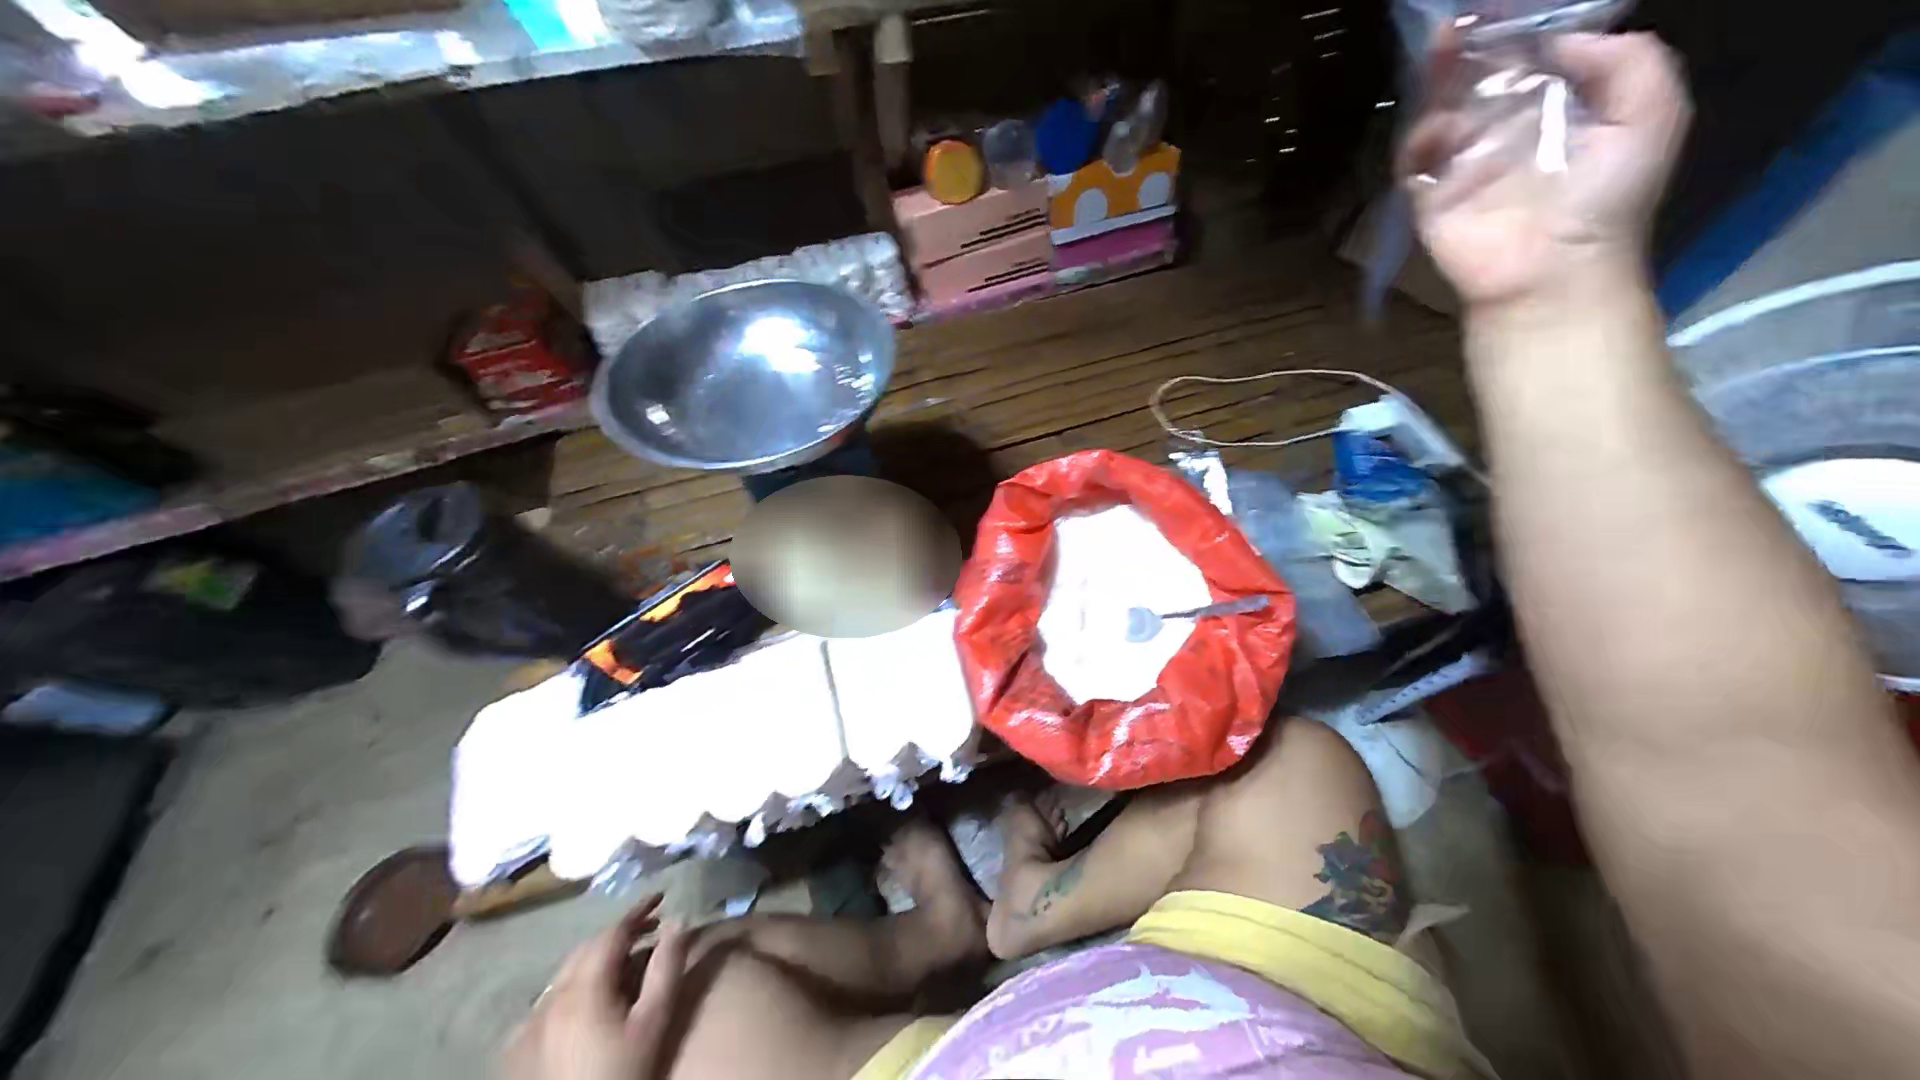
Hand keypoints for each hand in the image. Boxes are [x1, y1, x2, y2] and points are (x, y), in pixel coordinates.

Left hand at [502, 896, 691, 1079]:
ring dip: (597, 960)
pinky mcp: (517, 1052)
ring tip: (626, 964)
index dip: (638, 911)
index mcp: (582, 989)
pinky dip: (574, 987)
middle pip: (587, 949)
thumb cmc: (623, 1077)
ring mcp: (528, 1027)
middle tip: (652, 930)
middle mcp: (549, 1000)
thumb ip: (667, 967)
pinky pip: (548, 1002)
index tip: (662, 896)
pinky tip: (589, 1002)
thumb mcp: (654, 1022)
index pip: (612, 933)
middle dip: (619, 934)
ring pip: (565, 974)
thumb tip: (678, 920)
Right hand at [1404, 32, 1690, 306]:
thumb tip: (1561, 40)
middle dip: (1467, 50)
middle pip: (1477, 82)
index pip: (1528, 62)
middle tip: (1455, 22)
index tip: (1501, 7)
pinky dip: (1417, 140)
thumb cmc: (1607, 199)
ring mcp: (1462, 166)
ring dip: (1437, 83)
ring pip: (1440, 114)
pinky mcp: (1429, 197)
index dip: (1516, 32)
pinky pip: (1413, 162)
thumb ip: (1628, 62)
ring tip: (1439, 50)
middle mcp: (1504, 133)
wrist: (1553, 272)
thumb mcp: (1653, 114)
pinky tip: (1434, 126)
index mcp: (1554, 111)